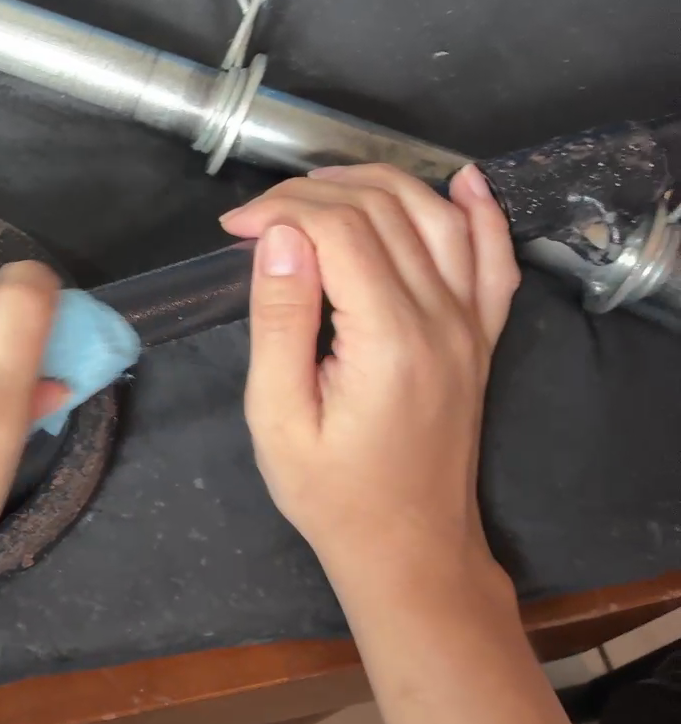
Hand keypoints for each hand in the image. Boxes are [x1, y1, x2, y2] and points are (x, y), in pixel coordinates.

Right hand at [218, 163, 521, 590]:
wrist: (405, 541)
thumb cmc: (324, 484)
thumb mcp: (275, 411)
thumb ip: (280, 322)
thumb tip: (281, 240)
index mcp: (388, 338)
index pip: (341, 231)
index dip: (280, 211)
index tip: (230, 229)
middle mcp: (443, 318)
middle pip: (385, 213)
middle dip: (310, 195)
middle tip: (252, 219)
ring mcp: (472, 324)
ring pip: (438, 218)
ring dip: (375, 185)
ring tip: (312, 188)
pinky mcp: (481, 334)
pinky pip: (493, 255)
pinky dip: (479, 210)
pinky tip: (457, 182)